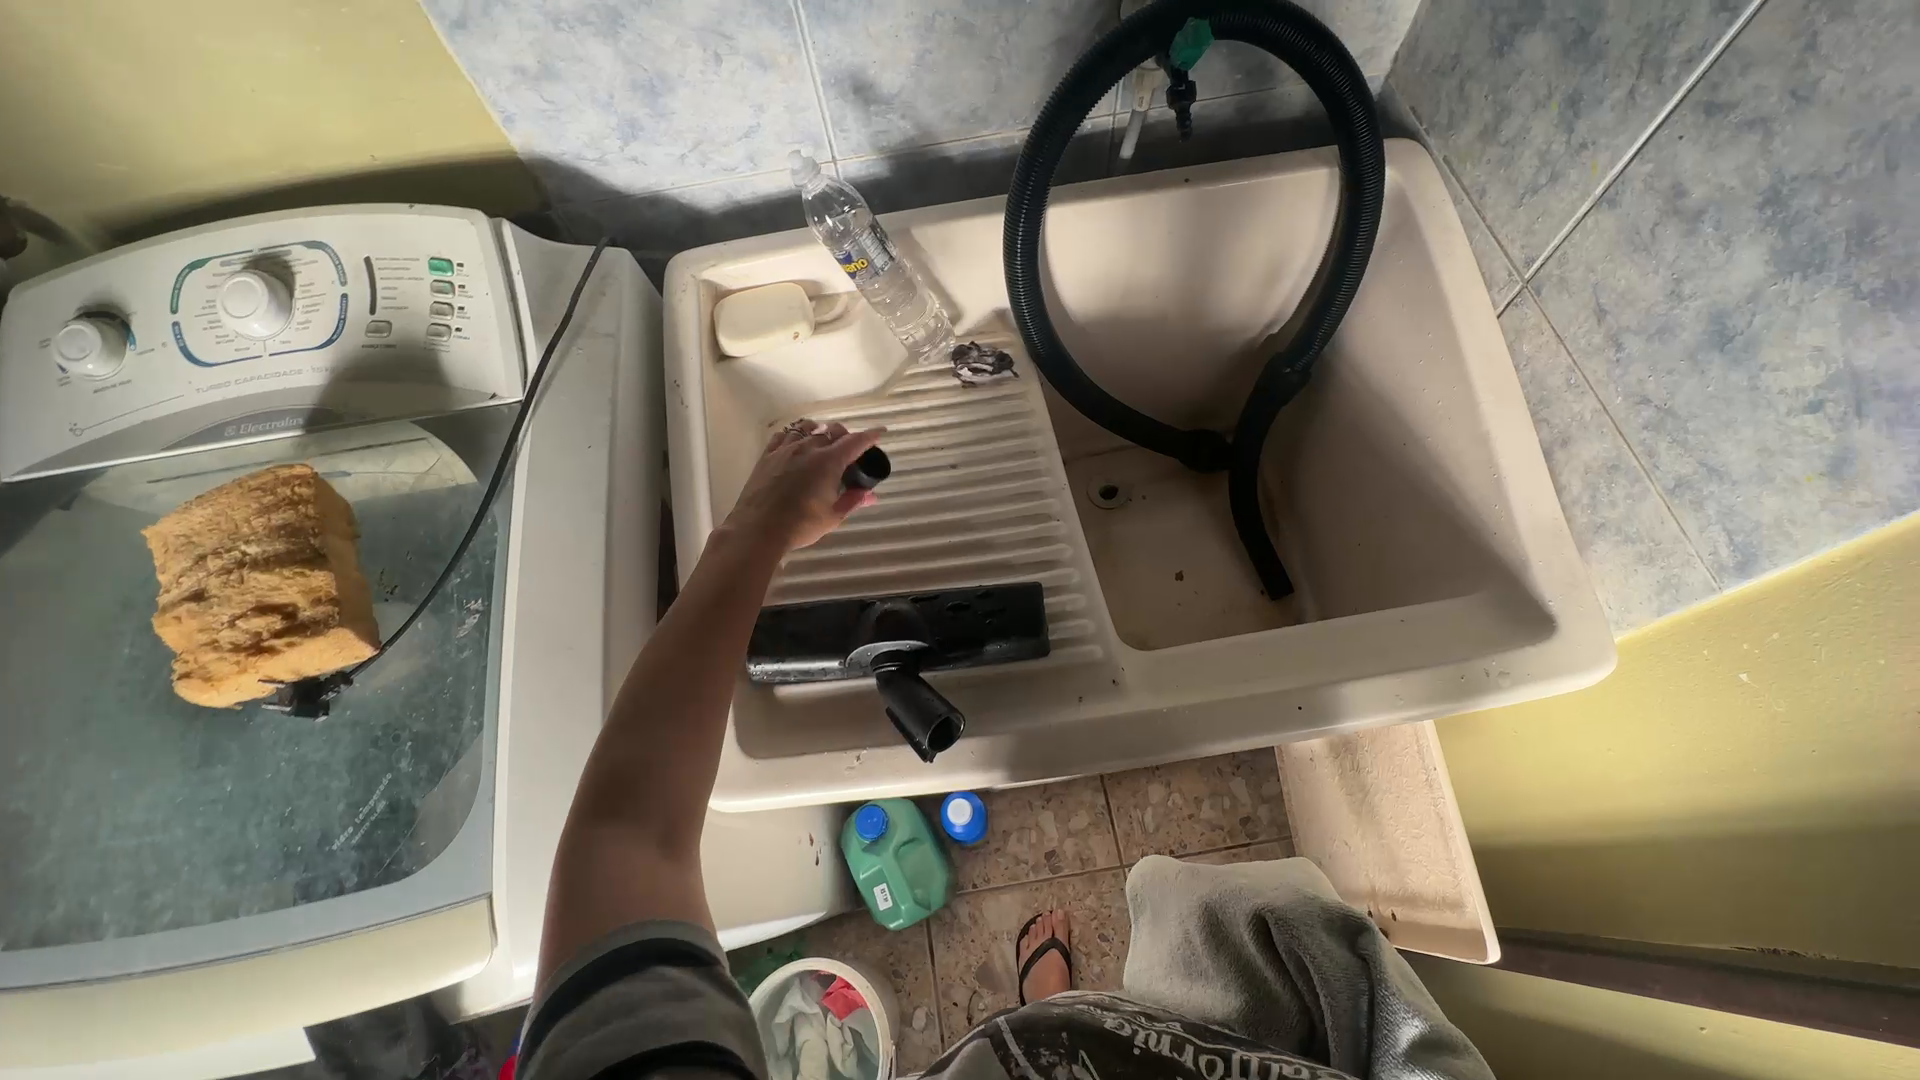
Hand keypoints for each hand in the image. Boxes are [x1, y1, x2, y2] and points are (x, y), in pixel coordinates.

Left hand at [721, 419, 885, 552]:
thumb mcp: (832, 516)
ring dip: (819, 430)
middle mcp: (808, 448)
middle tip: (849, 446)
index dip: (870, 436)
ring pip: (806, 428)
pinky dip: (795, 434)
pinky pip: (783, 436)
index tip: (880, 432)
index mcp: (828, 462)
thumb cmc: (800, 525)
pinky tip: (795, 442)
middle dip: (844, 434)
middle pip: (831, 430)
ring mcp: (785, 450)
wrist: (759, 529)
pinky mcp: (767, 456)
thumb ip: (853, 501)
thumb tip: (870, 495)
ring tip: (822, 438)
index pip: (855, 442)